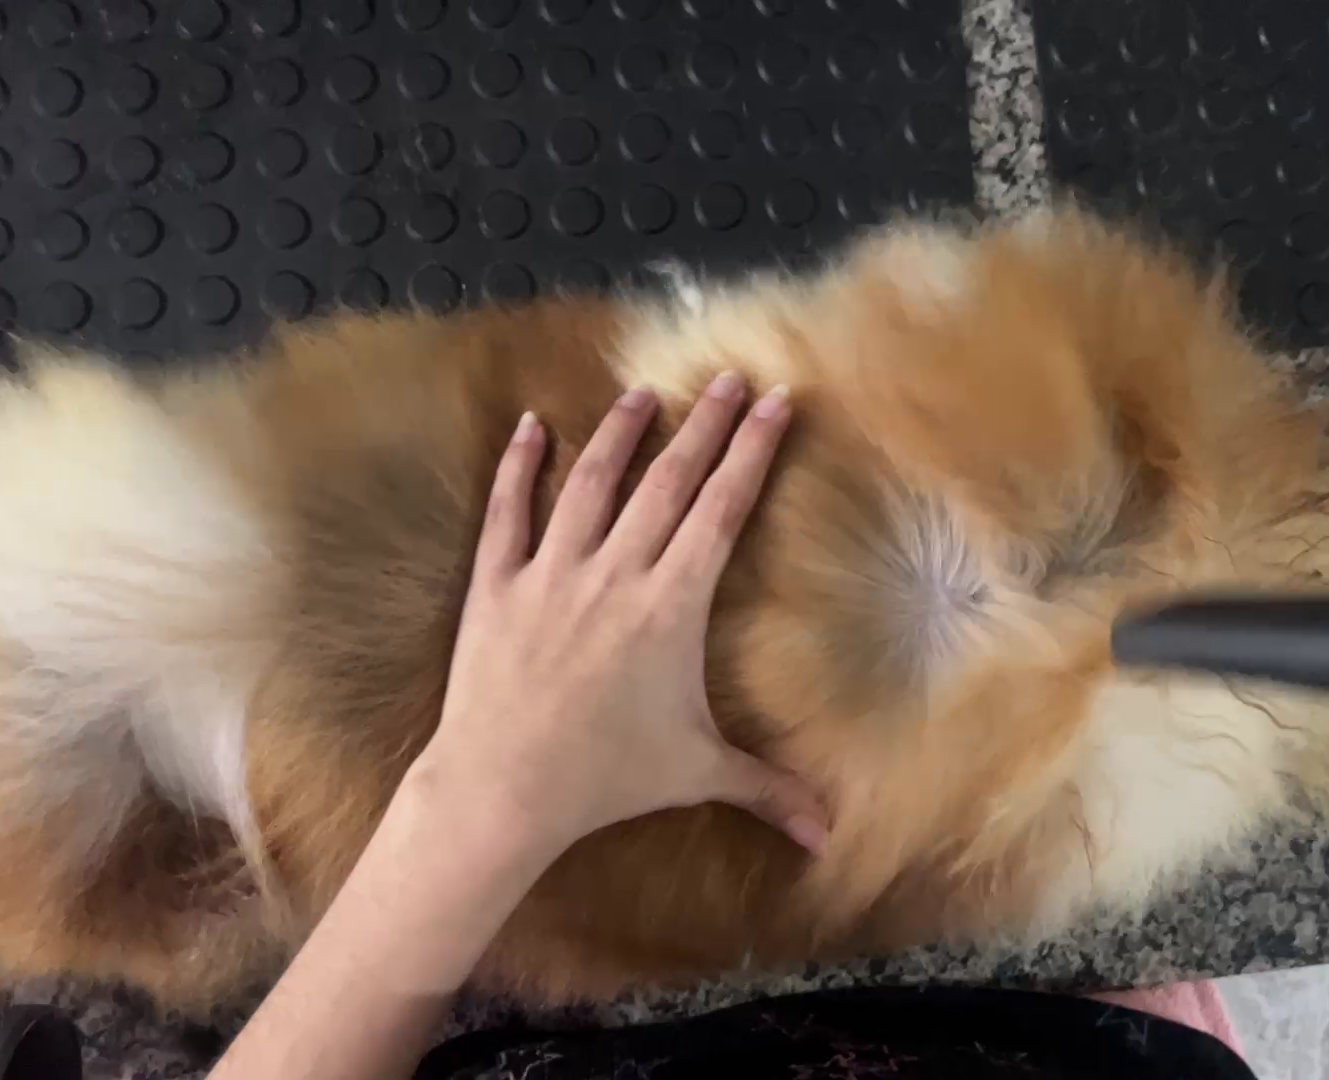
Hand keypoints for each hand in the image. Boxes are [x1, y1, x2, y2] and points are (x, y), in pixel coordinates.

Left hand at [414, 373, 828, 857]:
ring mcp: (552, 569)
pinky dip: (517, 465)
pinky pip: (508, 511)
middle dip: (704, 424)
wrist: (503, 788)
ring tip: (643, 393)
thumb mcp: (697, 772)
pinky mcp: (498, 581)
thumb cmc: (608, 777)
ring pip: (592, 481)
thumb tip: (831, 836)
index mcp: (671, 602)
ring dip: (621, 432)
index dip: (751, 451)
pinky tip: (528, 425)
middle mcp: (617, 569)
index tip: (772, 403)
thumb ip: (768, 788)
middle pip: (669, 480)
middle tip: (724, 378)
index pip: (722, 509)